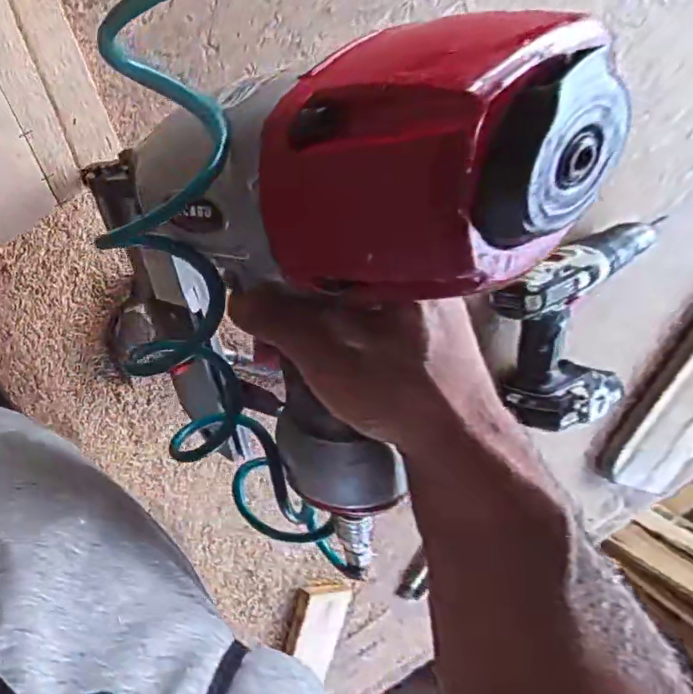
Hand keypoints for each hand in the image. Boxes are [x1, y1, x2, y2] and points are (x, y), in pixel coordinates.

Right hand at [228, 290, 507, 455]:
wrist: (454, 441)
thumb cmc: (398, 392)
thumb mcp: (322, 352)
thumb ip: (276, 319)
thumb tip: (238, 298)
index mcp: (400, 268)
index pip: (323, 251)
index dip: (279, 273)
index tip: (254, 300)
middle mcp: (411, 278)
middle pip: (326, 279)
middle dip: (287, 310)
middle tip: (267, 342)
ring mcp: (413, 306)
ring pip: (337, 304)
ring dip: (302, 329)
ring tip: (285, 359)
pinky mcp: (410, 332)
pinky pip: (353, 322)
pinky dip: (325, 339)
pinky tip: (314, 362)